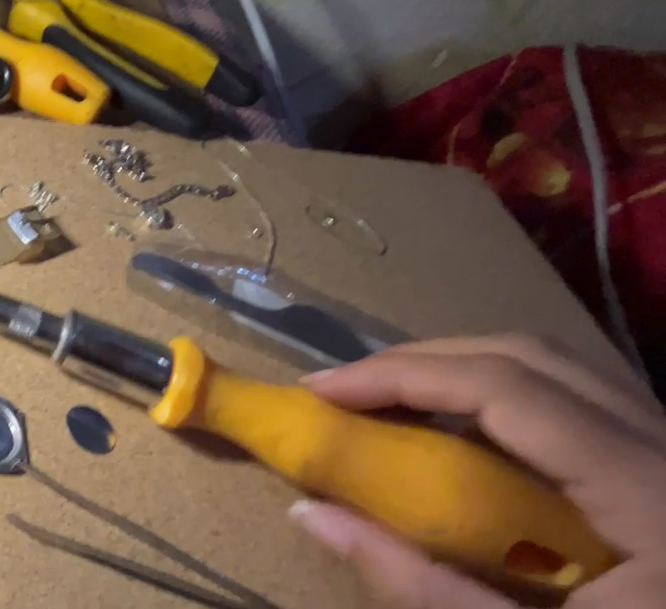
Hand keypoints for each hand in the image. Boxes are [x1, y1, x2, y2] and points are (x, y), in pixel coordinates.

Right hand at [290, 334, 665, 606]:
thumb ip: (427, 586)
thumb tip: (309, 513)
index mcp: (655, 493)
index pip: (506, 388)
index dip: (400, 375)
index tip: (321, 393)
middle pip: (529, 355)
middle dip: (422, 361)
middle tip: (350, 391)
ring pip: (560, 365)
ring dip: (461, 368)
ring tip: (397, 400)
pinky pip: (584, 397)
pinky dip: (505, 394)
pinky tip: (469, 432)